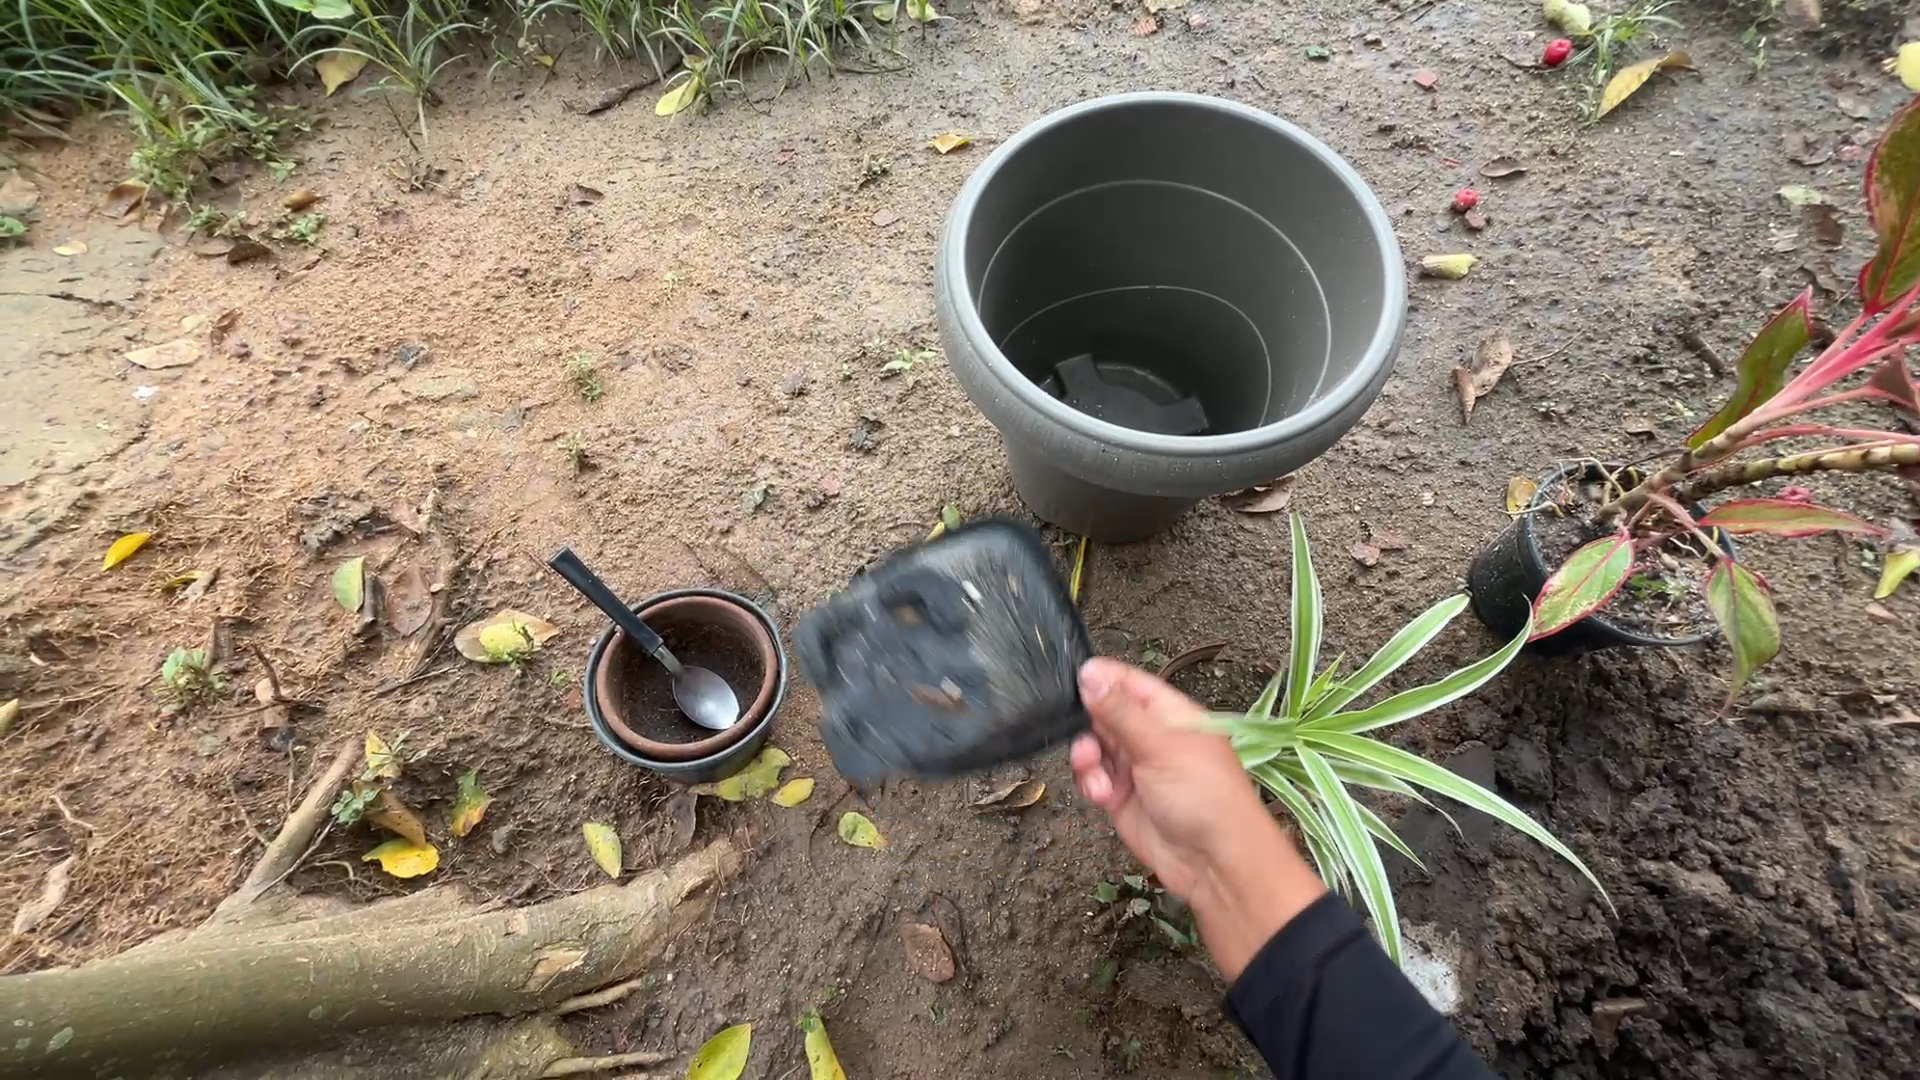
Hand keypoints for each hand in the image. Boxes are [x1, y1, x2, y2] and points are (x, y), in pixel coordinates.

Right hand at [1070, 658, 1326, 980]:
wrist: (1215, 866)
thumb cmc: (1203, 796)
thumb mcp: (1160, 746)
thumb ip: (1120, 711)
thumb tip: (1089, 672)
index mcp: (1170, 714)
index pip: (1130, 683)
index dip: (1103, 678)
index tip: (1073, 676)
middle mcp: (1151, 736)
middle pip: (1106, 714)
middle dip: (1089, 722)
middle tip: (1081, 733)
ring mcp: (1135, 767)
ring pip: (1095, 746)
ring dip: (1087, 755)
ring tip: (1091, 766)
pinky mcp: (1121, 796)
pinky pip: (1094, 777)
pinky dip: (1091, 782)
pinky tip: (1100, 793)